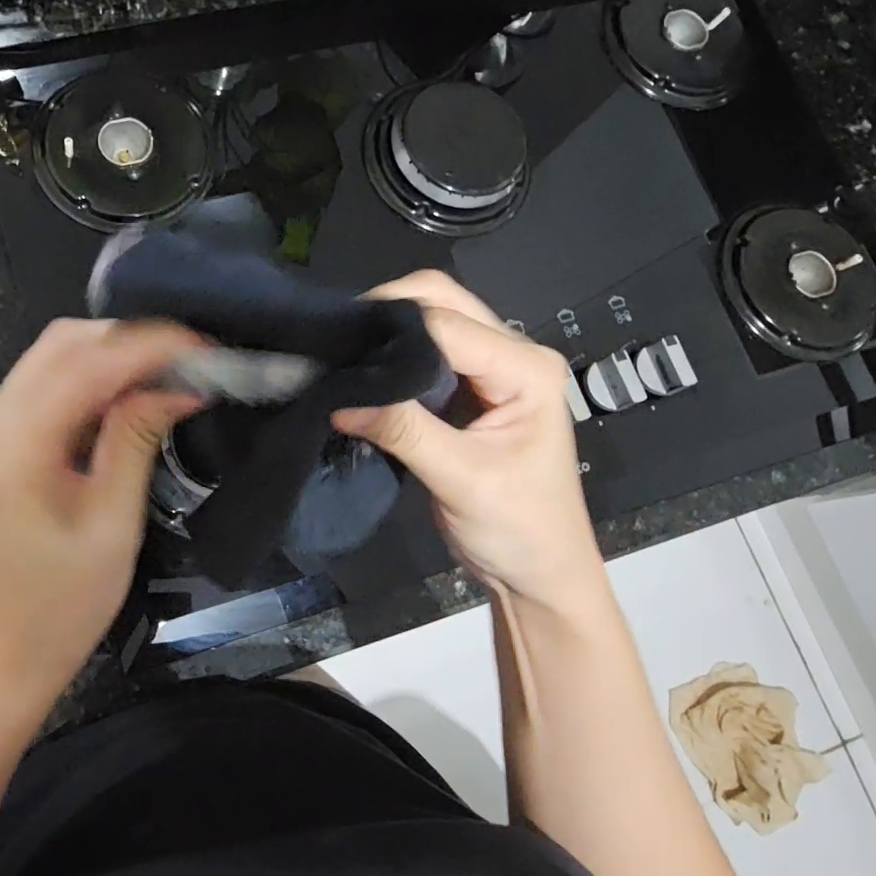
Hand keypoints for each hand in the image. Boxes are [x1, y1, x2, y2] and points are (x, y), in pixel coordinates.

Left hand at [0, 318, 203, 704]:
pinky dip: (92, 377)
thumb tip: (178, 384)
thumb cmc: (68, 602)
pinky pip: (46, 385)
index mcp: (11, 450)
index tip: (201, 346)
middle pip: (59, 346)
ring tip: (171, 367)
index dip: (146, 348)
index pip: (83, 368)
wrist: (14, 648)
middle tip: (191, 354)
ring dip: (111, 353)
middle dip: (129, 340)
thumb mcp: (114, 521)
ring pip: (52, 357)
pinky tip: (133, 387)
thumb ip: (136, 439)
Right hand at [333, 271, 602, 607]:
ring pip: (431, 323)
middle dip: (388, 313)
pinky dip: (392, 359)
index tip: (337, 347)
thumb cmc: (518, 528)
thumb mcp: (461, 479)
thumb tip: (337, 399)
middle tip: (336, 342)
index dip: (392, 329)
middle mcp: (512, 355)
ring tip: (342, 357)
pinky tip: (361, 375)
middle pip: (443, 303)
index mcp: (525, 368)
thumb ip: (403, 431)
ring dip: (388, 334)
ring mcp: (491, 370)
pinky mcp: (468, 390)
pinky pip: (424, 356)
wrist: (539, 572)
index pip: (447, 325)